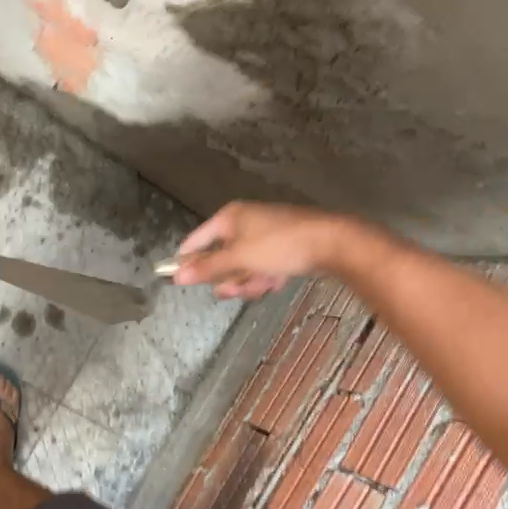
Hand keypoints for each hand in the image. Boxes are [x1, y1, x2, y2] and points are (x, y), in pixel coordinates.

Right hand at [172, 202, 357, 298]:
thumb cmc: (279, 245)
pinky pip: (263, 266)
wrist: (331, 242)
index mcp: (229, 218)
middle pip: (221, 257)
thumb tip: (176, 275)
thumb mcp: (239, 258)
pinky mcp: (282, 247)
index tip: (179, 281)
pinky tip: (276, 282)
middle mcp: (244, 223)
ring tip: (260, 286)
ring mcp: (264, 235)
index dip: (188, 261)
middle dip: (228, 277)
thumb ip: (207, 268)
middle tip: (233, 290)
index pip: (196, 240)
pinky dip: (266, 277)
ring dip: (248, 281)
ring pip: (243, 266)